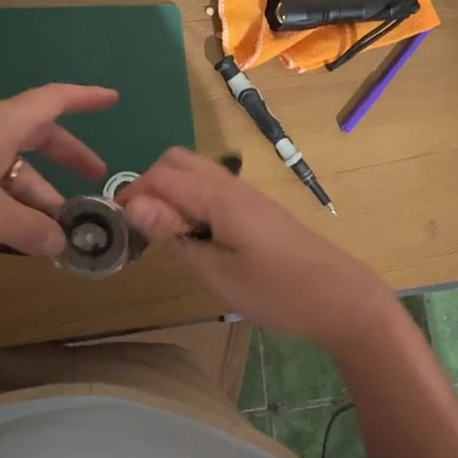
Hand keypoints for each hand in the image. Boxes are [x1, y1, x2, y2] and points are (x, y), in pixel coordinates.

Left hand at [0, 83, 113, 265]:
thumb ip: (31, 229)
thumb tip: (61, 244)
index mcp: (0, 124)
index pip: (54, 99)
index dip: (86, 97)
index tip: (114, 99)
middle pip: (37, 134)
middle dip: (68, 156)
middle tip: (95, 178)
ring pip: (12, 164)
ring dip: (37, 191)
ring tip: (57, 228)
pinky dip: (10, 200)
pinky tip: (16, 232)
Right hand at [116, 147, 396, 354]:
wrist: (339, 296)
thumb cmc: (276, 290)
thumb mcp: (217, 270)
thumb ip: (175, 234)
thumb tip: (132, 204)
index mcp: (218, 195)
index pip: (161, 175)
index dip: (133, 194)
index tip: (118, 226)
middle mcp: (230, 183)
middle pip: (176, 161)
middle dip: (150, 185)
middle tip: (142, 229)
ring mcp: (244, 192)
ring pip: (194, 171)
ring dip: (171, 190)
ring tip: (164, 233)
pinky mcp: (254, 207)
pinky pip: (211, 185)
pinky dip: (191, 198)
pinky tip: (194, 234)